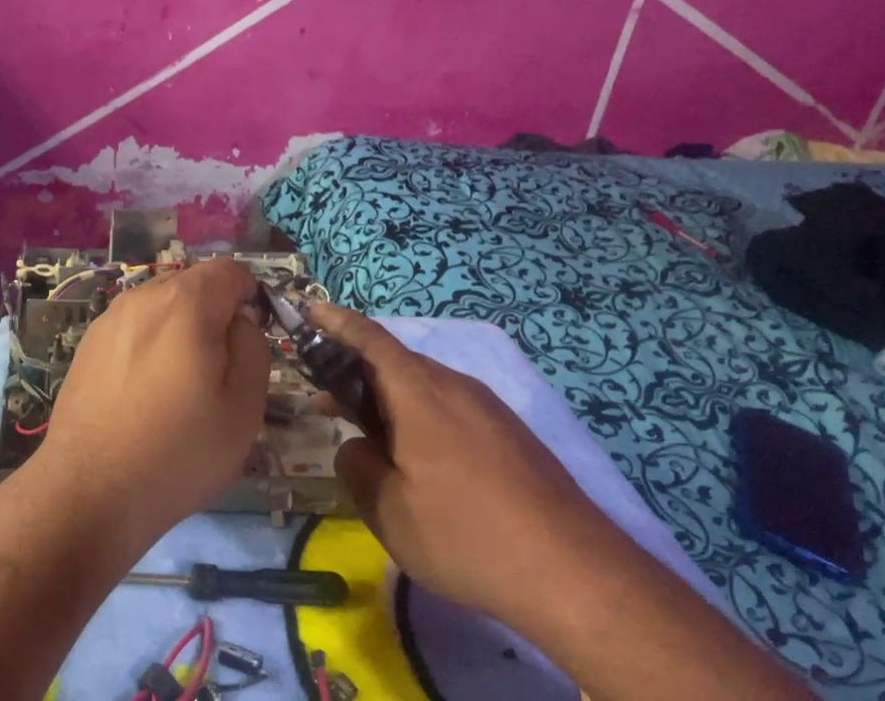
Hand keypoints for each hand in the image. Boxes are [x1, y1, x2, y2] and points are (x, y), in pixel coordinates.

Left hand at [34, 258, 271, 544]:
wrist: (89, 491)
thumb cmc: (178, 453)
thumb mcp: (244, 407)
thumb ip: (254, 347)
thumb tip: (241, 320)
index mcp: (185, 303)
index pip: (229, 271)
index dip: (250, 298)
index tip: (251, 343)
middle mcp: (141, 298)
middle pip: (192, 286)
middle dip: (215, 316)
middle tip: (220, 374)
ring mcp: (107, 321)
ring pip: (160, 308)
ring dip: (180, 333)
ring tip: (181, 390)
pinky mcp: (86, 347)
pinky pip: (133, 331)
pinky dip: (150, 348)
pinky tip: (146, 396)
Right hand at [308, 304, 627, 624]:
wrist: (575, 573)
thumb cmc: (466, 535)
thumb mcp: (388, 509)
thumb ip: (356, 466)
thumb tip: (356, 446)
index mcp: (420, 394)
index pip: (370, 340)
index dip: (337, 323)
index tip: (309, 312)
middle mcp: (457, 388)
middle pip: (398, 364)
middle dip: (357, 375)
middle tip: (326, 403)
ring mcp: (490, 411)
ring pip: (427, 389)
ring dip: (390, 402)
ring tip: (370, 439)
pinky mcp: (513, 437)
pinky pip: (453, 410)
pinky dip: (422, 419)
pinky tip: (422, 463)